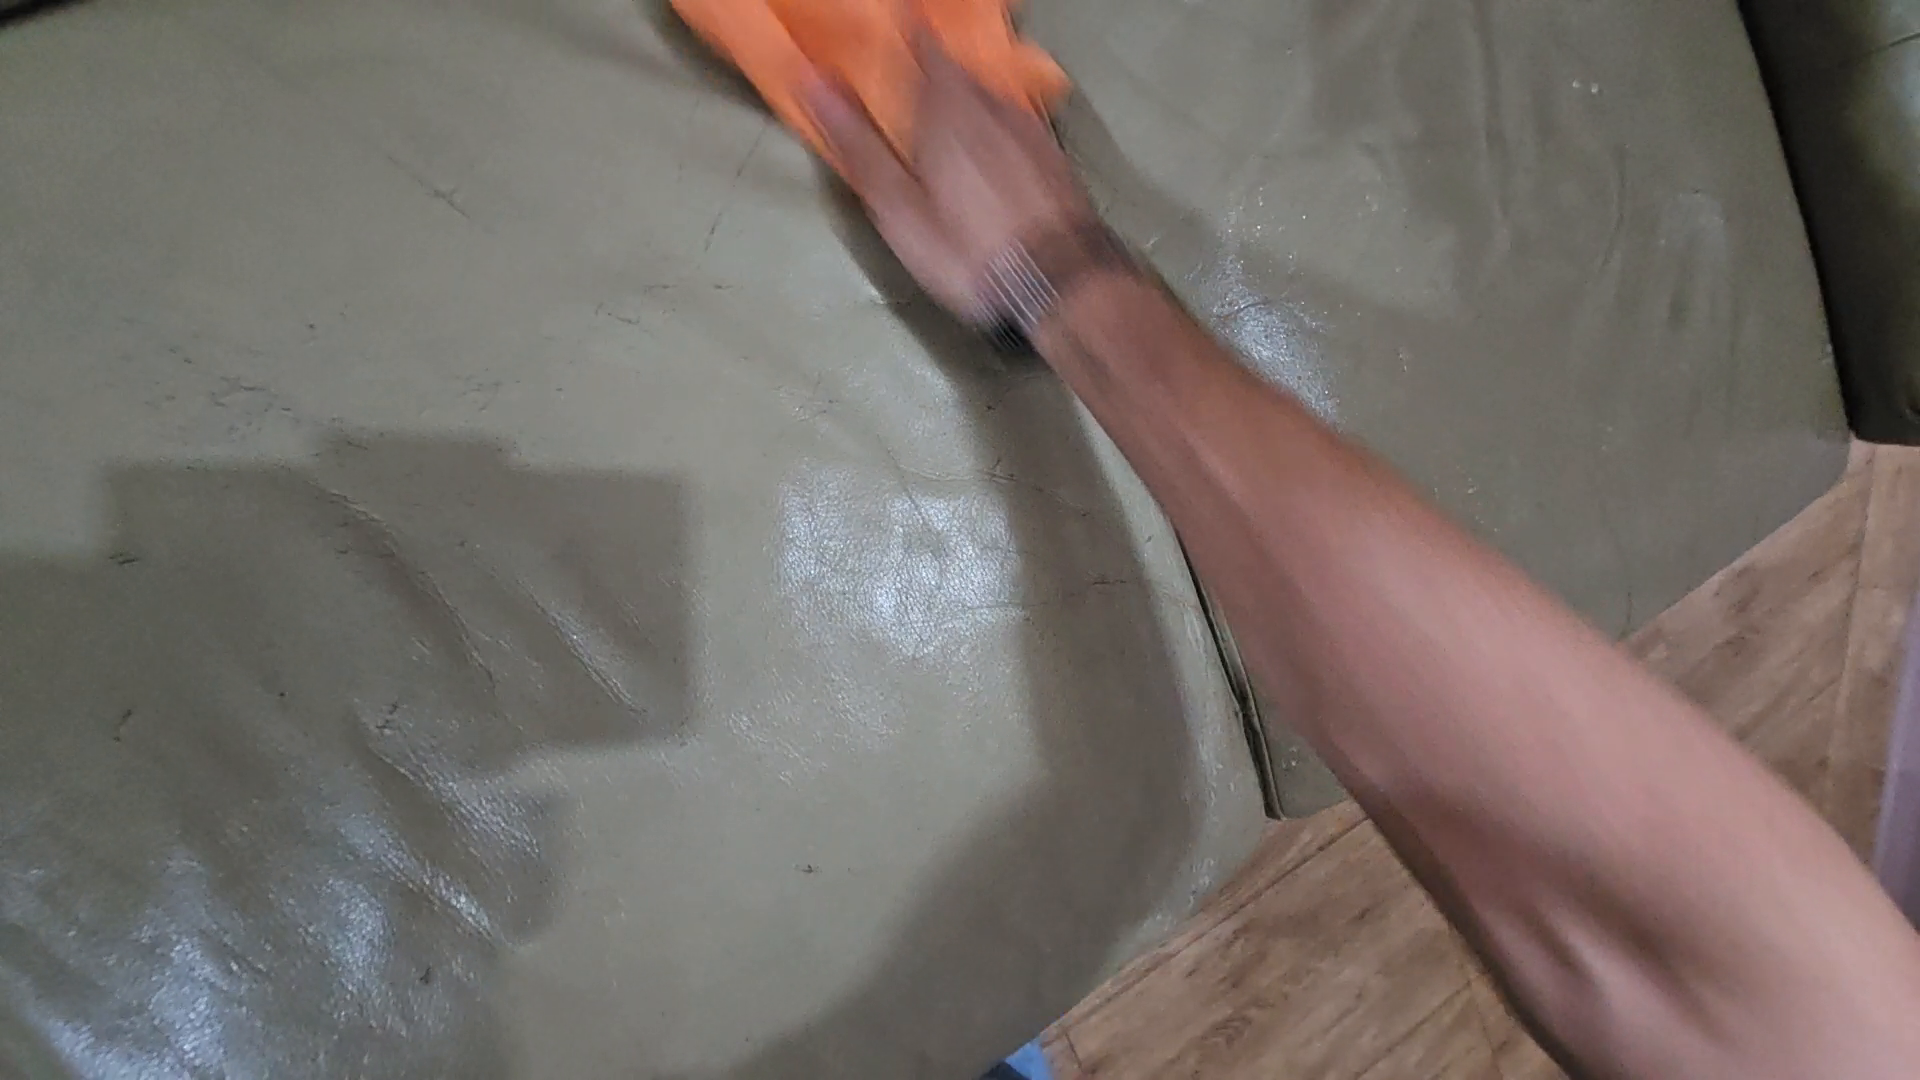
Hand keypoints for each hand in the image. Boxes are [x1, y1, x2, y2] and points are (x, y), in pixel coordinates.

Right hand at [800, 40, 1092, 318]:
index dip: (907, 36)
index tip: (895, 30)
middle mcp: (992, 106)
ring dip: (971, 100)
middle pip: (960, 72)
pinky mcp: (1056, 160)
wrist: (1061, 283)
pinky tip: (998, 154)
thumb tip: (814, 84)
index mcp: (946, 110)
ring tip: (955, 119)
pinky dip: (1002, 130)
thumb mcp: (902, 212)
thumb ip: (861, 148)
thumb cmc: (969, 253)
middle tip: (919, 82)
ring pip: (992, 98)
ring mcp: (1030, 131)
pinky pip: (1020, 127)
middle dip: (938, 71)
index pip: (923, 48)